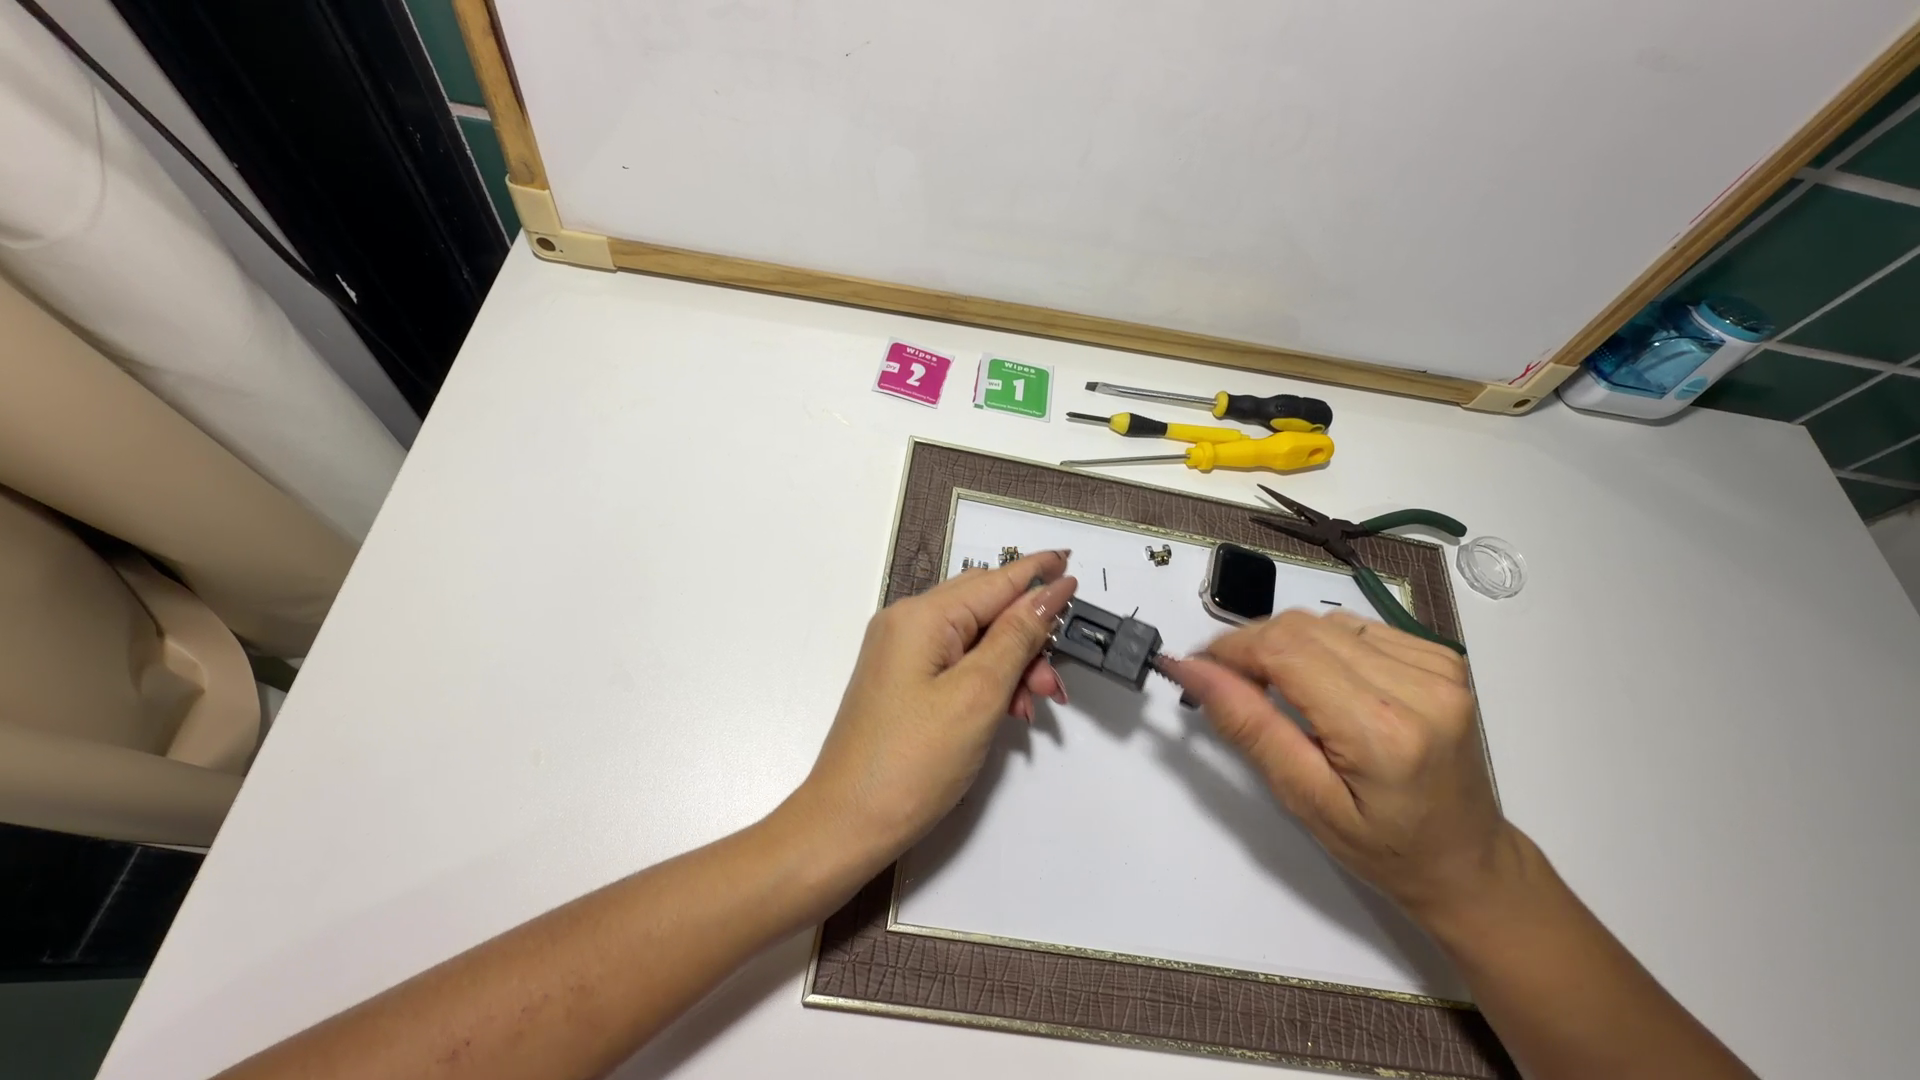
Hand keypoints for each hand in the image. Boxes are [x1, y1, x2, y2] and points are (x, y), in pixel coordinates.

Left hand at [791, 551, 1077, 862]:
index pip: (994, 581)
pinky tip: (1008, 711)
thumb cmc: (912, 762)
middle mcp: (906, 625)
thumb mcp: (978, 695)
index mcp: (920, 617)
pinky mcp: (903, 683)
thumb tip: (1049, 592)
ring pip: (975, 639)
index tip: (1072, 564)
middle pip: (985, 607)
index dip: (1037, 574)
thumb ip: (1017, 637)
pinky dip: (989, 681)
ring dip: (1013, 664)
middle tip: (1056, 677)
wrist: (848, 823)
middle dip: (1029, 635)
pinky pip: (957, 664)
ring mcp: (901, 655)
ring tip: (1034, 704)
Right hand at [1166, 609, 1508, 918]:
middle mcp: (1418, 685)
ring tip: (1277, 689)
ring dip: (1288, 645)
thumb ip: (1248, 726)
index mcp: (1382, 729)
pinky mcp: (1442, 659)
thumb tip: (1193, 669)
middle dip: (1252, 646)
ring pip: (1326, 622)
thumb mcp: (1304, 798)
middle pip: (1302, 627)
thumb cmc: (1382, 847)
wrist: (1467, 859)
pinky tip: (1325, 683)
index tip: (1198, 667)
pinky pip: (1358, 628)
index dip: (1230, 649)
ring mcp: (1437, 668)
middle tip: (1230, 684)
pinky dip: (1325, 646)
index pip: (1285, 651)